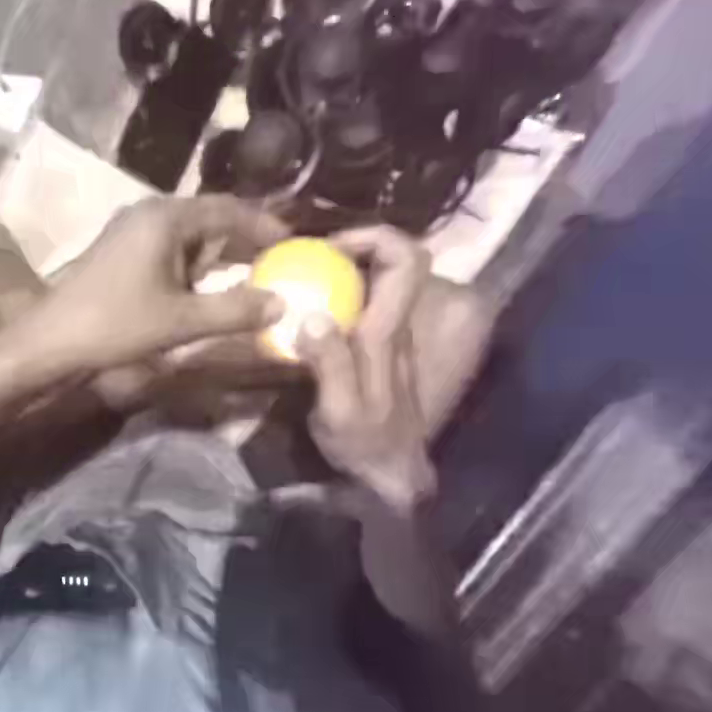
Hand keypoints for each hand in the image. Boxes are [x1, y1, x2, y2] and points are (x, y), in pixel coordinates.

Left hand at [0, 197, 288, 380]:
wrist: (51, 343)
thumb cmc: (116, 324)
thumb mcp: (182, 320)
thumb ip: (235, 311)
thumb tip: (282, 304)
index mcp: (166, 217)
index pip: (229, 209)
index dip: (264, 225)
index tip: (293, 243)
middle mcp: (149, 214)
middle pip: (209, 220)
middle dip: (243, 244)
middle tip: (276, 266)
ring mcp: (131, 233)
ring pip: (189, 240)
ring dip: (216, 261)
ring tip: (247, 284)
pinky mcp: (120, 254)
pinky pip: (169, 254)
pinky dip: (192, 271)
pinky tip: (204, 295)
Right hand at [299, 226, 436, 512]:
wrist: (390, 474)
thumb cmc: (364, 445)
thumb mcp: (338, 410)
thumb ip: (329, 363)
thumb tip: (311, 314)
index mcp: (387, 335)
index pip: (405, 261)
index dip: (374, 237)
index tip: (330, 247)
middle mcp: (396, 327)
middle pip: (396, 262)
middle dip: (356, 248)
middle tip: (309, 262)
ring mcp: (391, 339)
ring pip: (383, 282)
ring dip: (348, 271)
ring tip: (305, 281)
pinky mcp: (381, 352)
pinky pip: (368, 306)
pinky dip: (344, 296)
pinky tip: (313, 314)